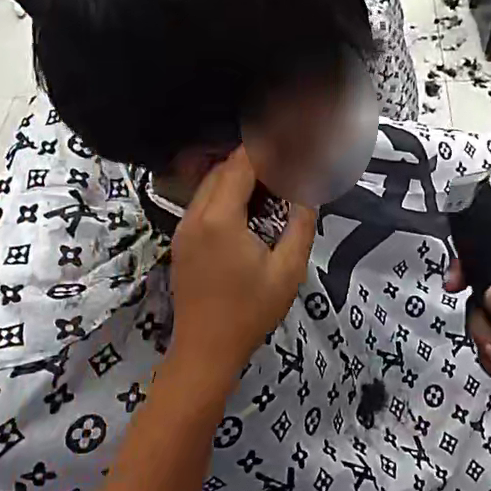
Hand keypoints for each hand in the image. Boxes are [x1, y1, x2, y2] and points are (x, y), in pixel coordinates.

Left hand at [167, 148, 315, 384]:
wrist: (206, 350)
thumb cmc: (249, 312)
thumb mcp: (286, 270)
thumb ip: (300, 225)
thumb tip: (308, 193)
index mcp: (220, 218)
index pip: (241, 164)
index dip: (267, 148)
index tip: (290, 140)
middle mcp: (195, 216)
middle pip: (222, 169)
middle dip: (254, 160)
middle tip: (286, 162)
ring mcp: (183, 229)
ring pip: (209, 185)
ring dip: (238, 177)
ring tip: (271, 183)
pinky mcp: (181, 242)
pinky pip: (202, 204)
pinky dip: (225, 195)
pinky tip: (248, 208)